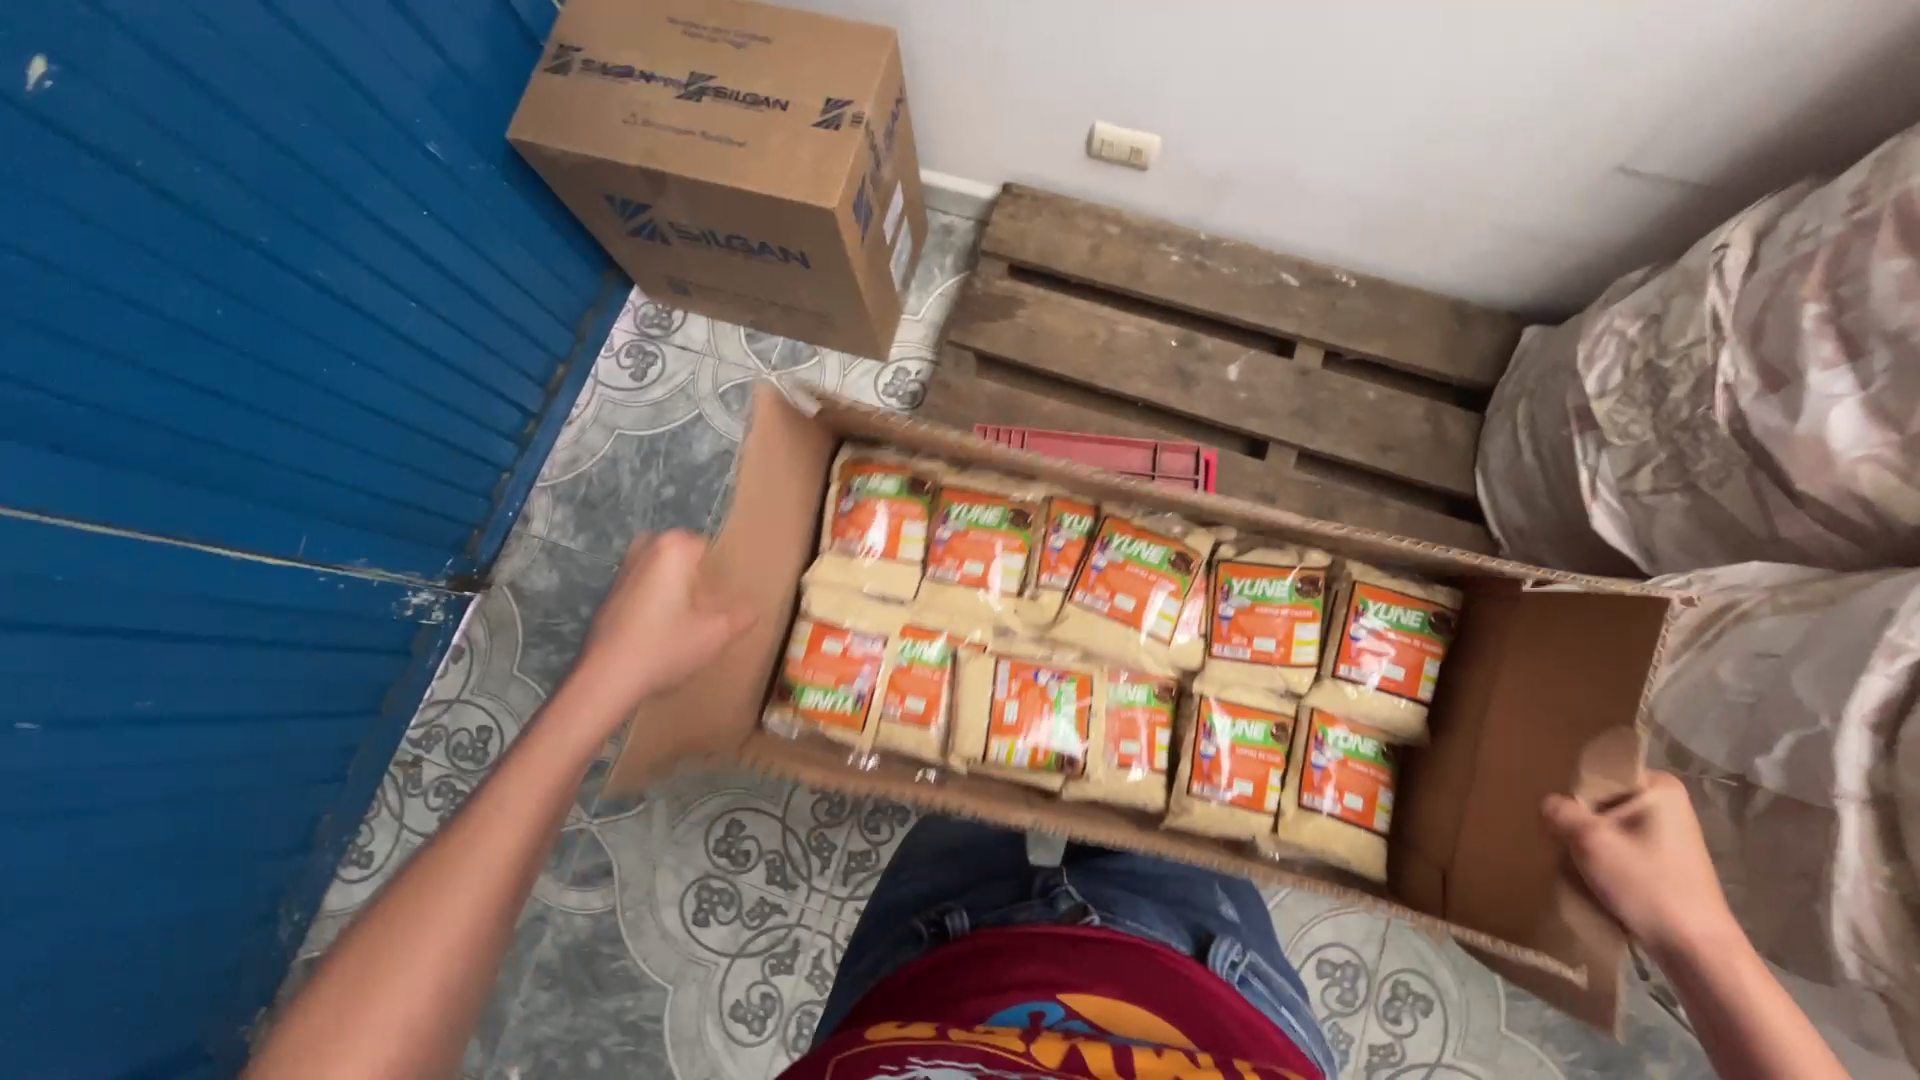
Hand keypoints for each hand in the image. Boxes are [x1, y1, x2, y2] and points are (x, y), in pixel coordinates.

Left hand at [559, 531, 754, 733]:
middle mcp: (644, 552)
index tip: (721, 593)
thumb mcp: (716, 634)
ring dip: (669, 582)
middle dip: (689, 568)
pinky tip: (658, 629)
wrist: (609, 677)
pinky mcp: (608, 596)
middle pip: (676, 550)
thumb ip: (740, 617)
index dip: (716, 567)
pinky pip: (640, 585)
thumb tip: (750, 610)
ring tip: (683, 614)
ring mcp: (622, 573)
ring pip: (655, 566)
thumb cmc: (667, 646)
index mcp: (673, 551)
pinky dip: (651, 598)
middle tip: (702, 599)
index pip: (703, 544)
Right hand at [1542, 771, 1735, 957]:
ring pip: (1605, 822)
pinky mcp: (1662, 858)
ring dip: (1585, 837)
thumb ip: (1558, 811)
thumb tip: (1548, 807)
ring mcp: (1667, 832)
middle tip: (1557, 834)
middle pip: (1599, 797)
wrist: (1693, 947)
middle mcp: (1667, 803)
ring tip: (1570, 854)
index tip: (1555, 811)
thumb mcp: (1589, 840)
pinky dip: (1600, 853)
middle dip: (1576, 814)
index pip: (1596, 771)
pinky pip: (1617, 842)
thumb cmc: (1646, 884)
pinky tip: (1588, 870)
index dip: (1570, 789)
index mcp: (1659, 786)